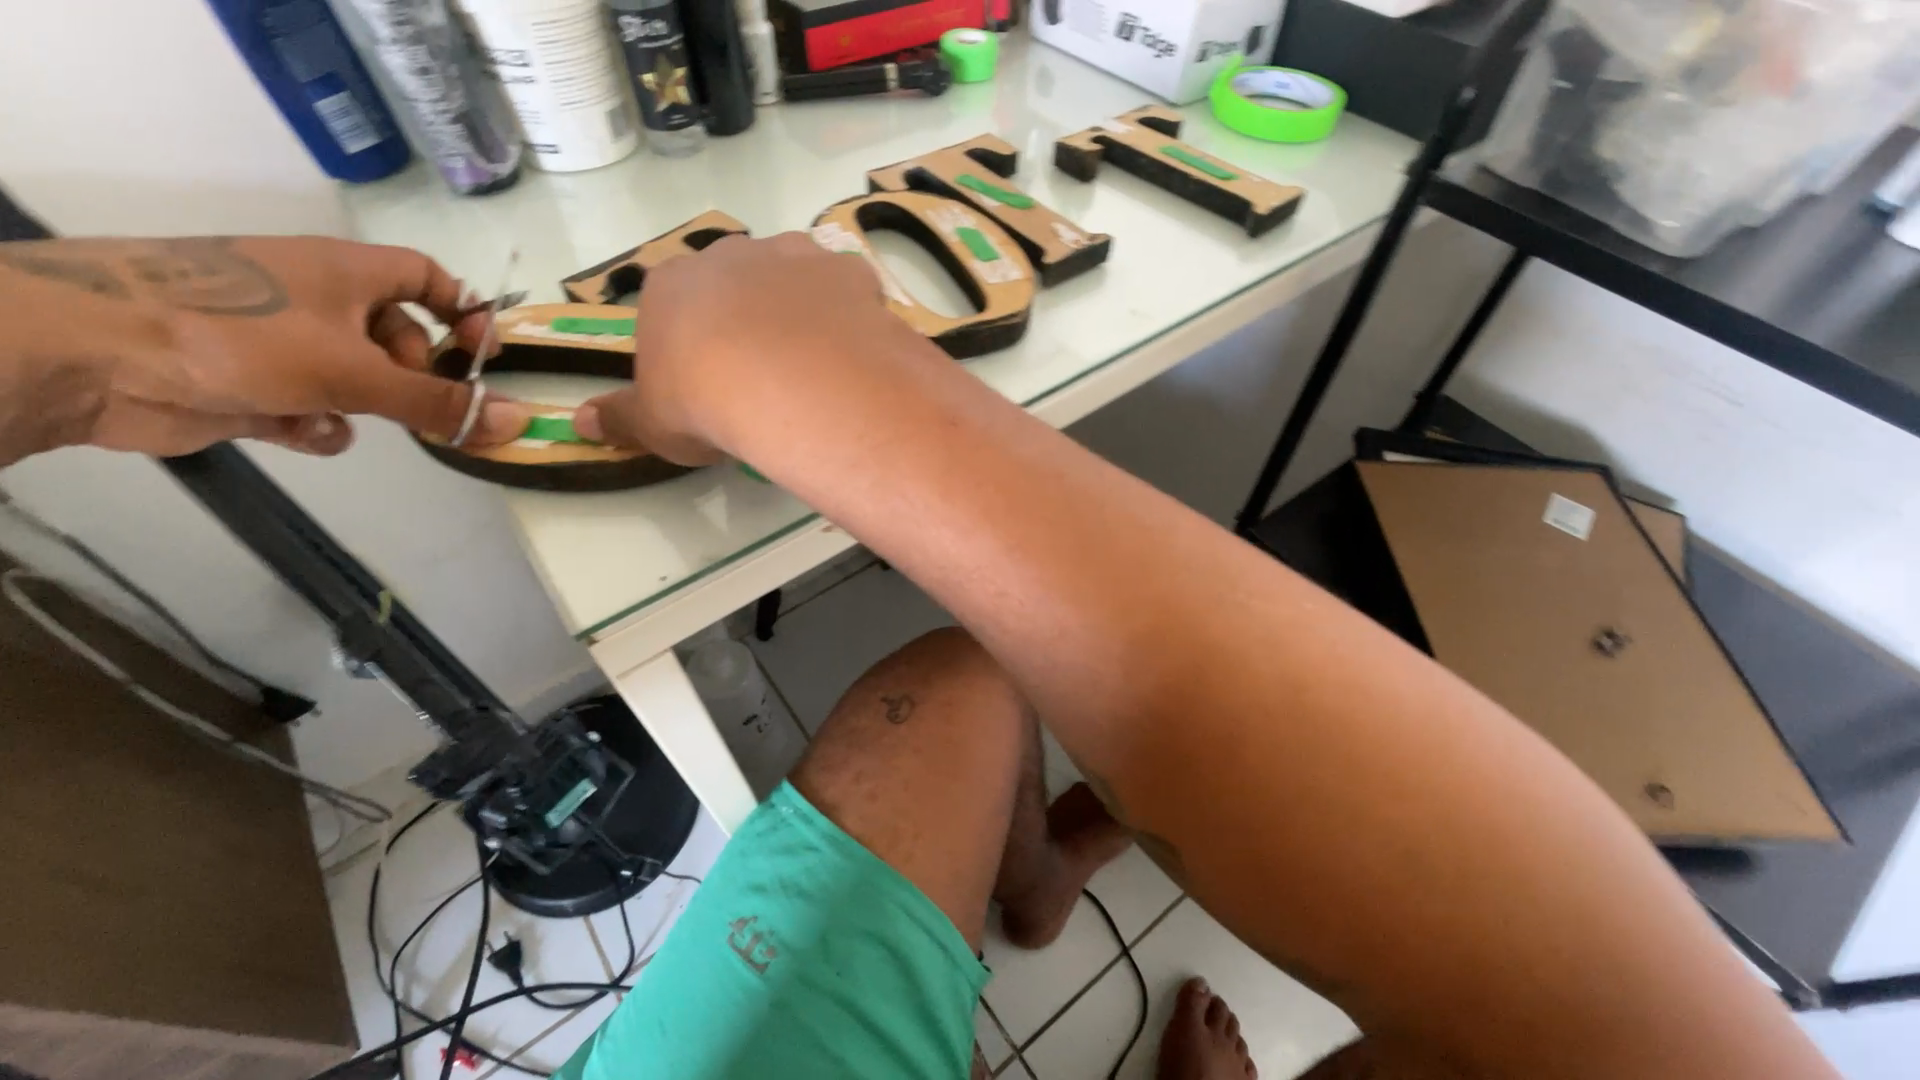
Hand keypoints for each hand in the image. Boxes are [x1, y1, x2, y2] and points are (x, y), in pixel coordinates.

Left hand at [0, 236, 530, 457]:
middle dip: (415, 374)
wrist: (91, 354)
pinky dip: (319, 423)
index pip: (426, 277)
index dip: (463, 312)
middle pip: (395, 334)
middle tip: (428, 407)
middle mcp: (317, 299)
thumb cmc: (239, 337)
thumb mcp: (355, 371)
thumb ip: (439, 402)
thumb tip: (519, 420)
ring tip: (361, 420)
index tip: (486, 358)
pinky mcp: (249, 381)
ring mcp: (280, 340)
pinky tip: (308, 433)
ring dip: (369, 405)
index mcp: (345, 272)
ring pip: (356, 376)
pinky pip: (310, 404)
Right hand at [572, 232, 906, 463]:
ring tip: (812, 363)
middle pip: (735, 283)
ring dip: (799, 308)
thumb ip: (620, 418)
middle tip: (763, 374)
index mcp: (672, 285)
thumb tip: (580, 422)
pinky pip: (848, 288)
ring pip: (792, 275)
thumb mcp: (653, 423)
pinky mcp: (847, 270)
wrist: (789, 384)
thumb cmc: (705, 402)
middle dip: (747, 318)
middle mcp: (731, 255)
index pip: (673, 307)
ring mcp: (793, 255)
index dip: (692, 345)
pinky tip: (852, 350)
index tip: (708, 384)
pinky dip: (849, 313)